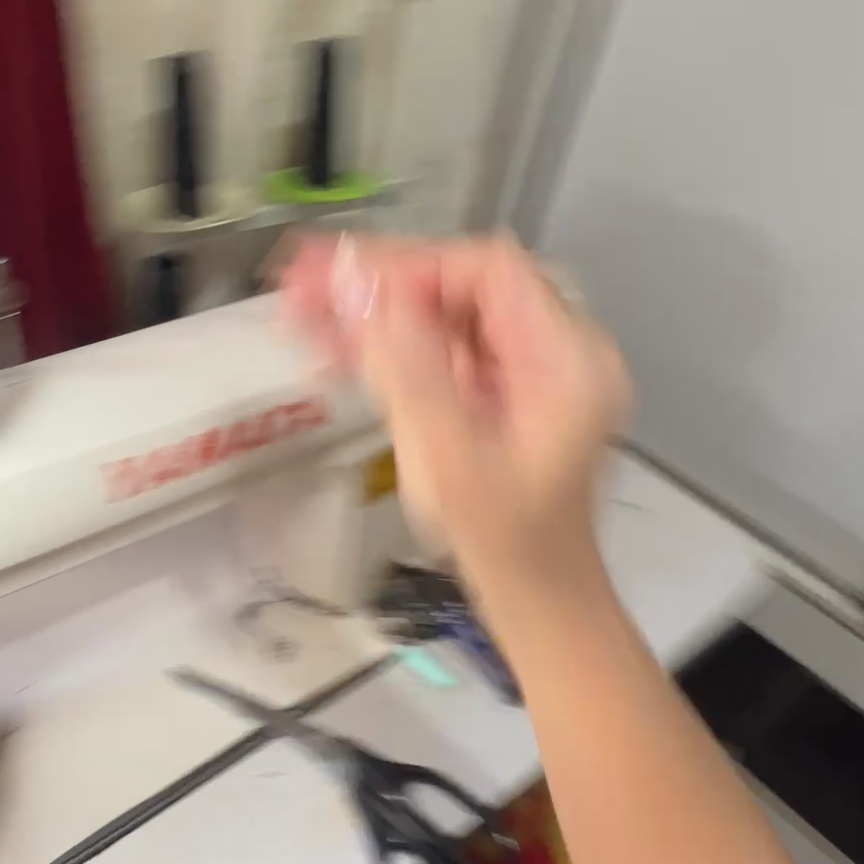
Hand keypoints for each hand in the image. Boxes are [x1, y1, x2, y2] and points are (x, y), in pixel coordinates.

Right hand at [277, 234, 629, 581]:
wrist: (533, 595)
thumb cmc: (502, 540)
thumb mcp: (449, 456)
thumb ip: (404, 365)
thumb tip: (354, 284)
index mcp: (565, 358)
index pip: (490, 272)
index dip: (413, 267)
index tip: (346, 282)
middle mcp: (549, 347)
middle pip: (456, 285)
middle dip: (376, 283)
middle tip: (301, 279)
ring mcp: (520, 366)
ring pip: (435, 312)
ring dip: (367, 309)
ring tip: (297, 305)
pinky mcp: (490, 385)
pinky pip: (433, 346)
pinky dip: (382, 343)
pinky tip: (327, 344)